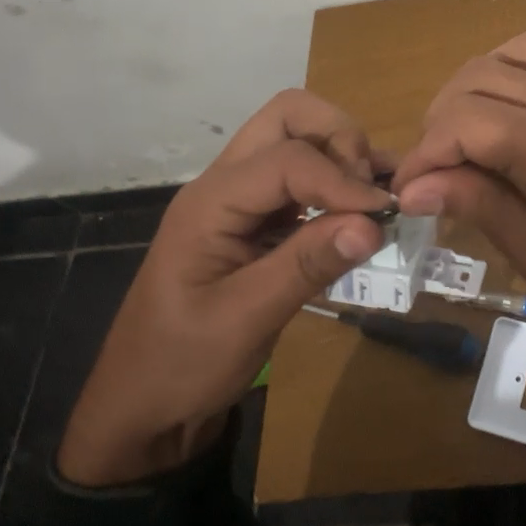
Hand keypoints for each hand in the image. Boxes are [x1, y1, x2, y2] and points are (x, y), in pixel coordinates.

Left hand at [57, 90, 389, 486]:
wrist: (140, 410)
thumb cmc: (180, 366)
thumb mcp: (244, 320)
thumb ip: (307, 265)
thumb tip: (373, 224)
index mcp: (210, 203)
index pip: (288, 159)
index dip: (342, 180)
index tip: (385, 214)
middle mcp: (225, 185)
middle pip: (288, 115)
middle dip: (339, 137)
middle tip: (370, 187)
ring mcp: (241, 200)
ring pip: (298, 137)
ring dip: (343, 154)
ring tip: (379, 196)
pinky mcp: (258, 221)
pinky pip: (303, 178)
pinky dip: (339, 183)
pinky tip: (367, 211)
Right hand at [392, 33, 525, 396]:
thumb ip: (477, 204)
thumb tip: (412, 187)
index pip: (464, 119)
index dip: (424, 152)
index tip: (407, 193)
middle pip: (481, 76)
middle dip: (442, 120)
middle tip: (435, 173)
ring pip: (519, 50)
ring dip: (481, 82)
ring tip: (471, 133)